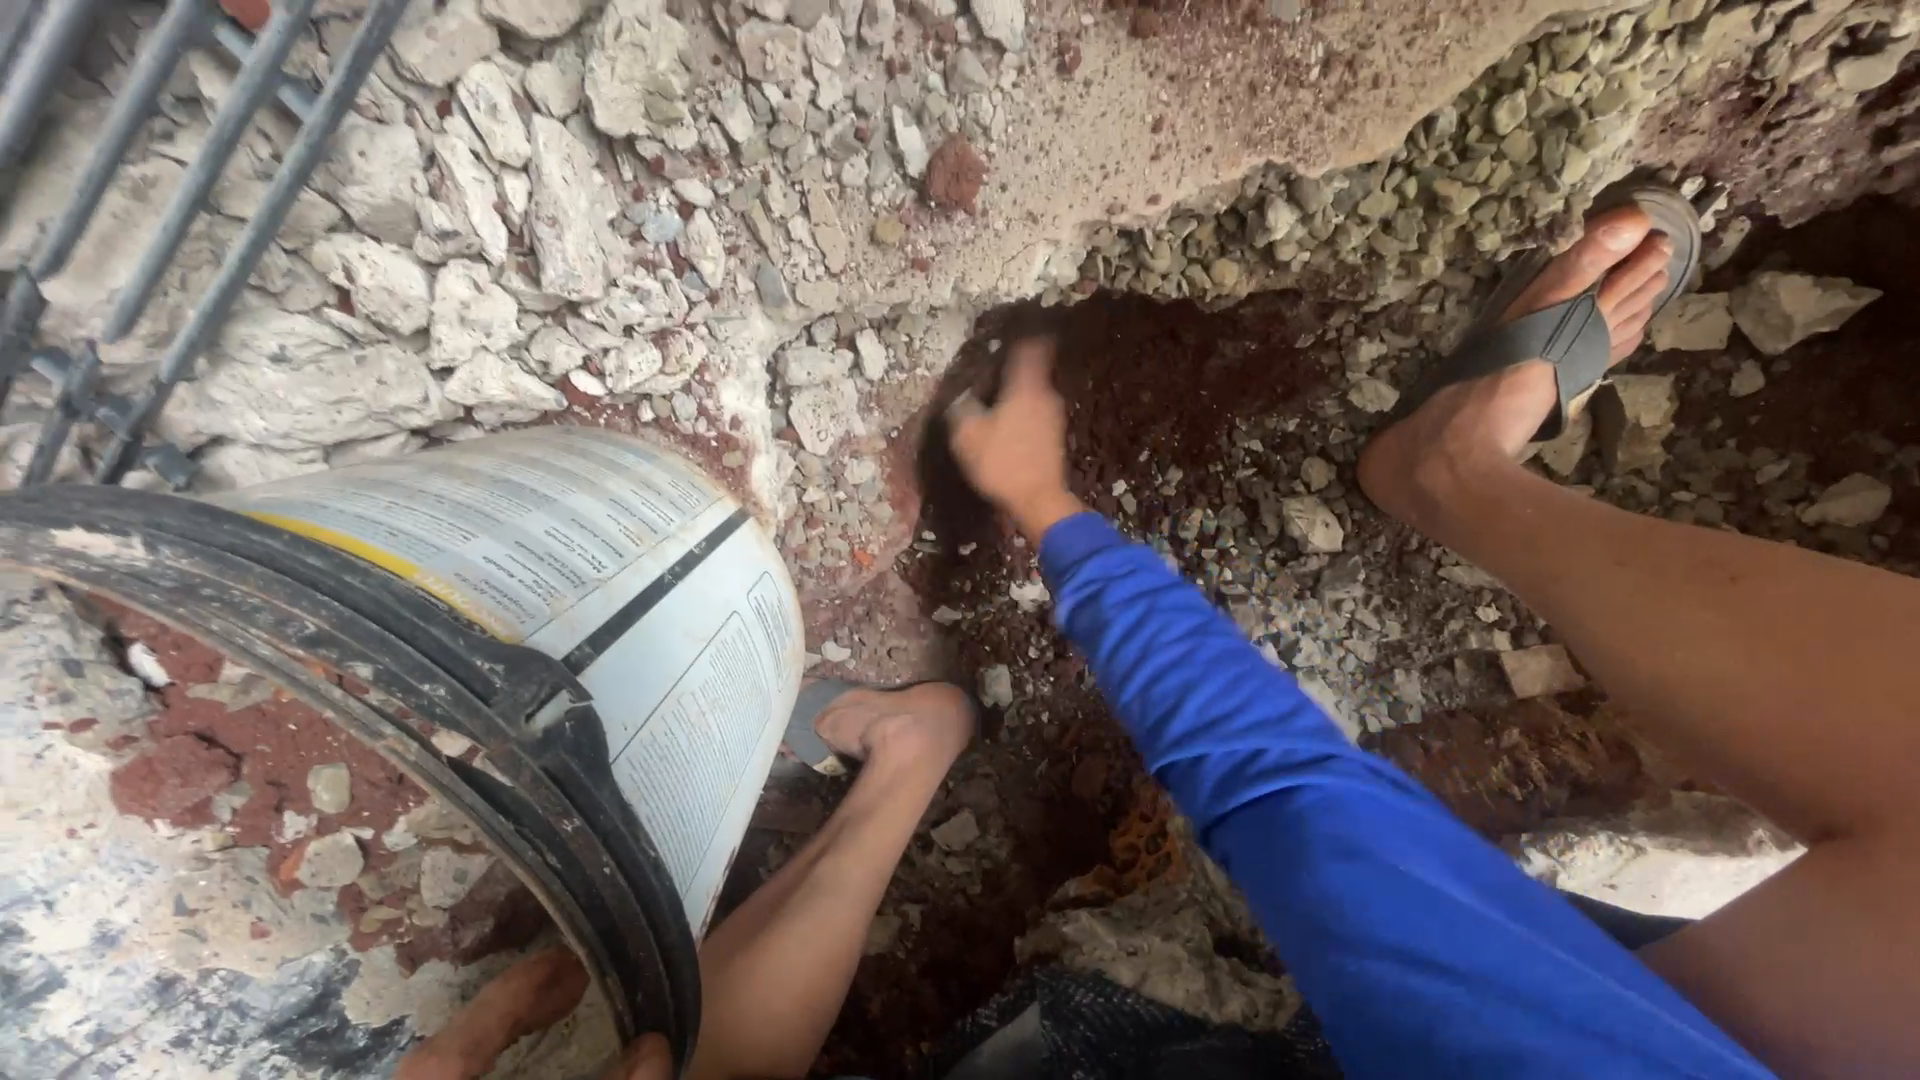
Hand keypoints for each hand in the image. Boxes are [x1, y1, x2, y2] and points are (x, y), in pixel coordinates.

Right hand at [947, 338, 1086, 541]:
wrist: (1039, 500)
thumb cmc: (1002, 463)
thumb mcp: (968, 436)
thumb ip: (961, 410)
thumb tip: (961, 398)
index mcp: (1026, 386)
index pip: (1030, 347)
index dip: (1024, 332)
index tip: (1017, 323)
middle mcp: (1046, 395)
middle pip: (1031, 371)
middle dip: (1013, 368)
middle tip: (992, 367)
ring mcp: (1054, 417)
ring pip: (1033, 394)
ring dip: (1017, 394)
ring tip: (995, 398)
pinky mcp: (1055, 437)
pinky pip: (1035, 414)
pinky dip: (1022, 413)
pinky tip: (1007, 424)